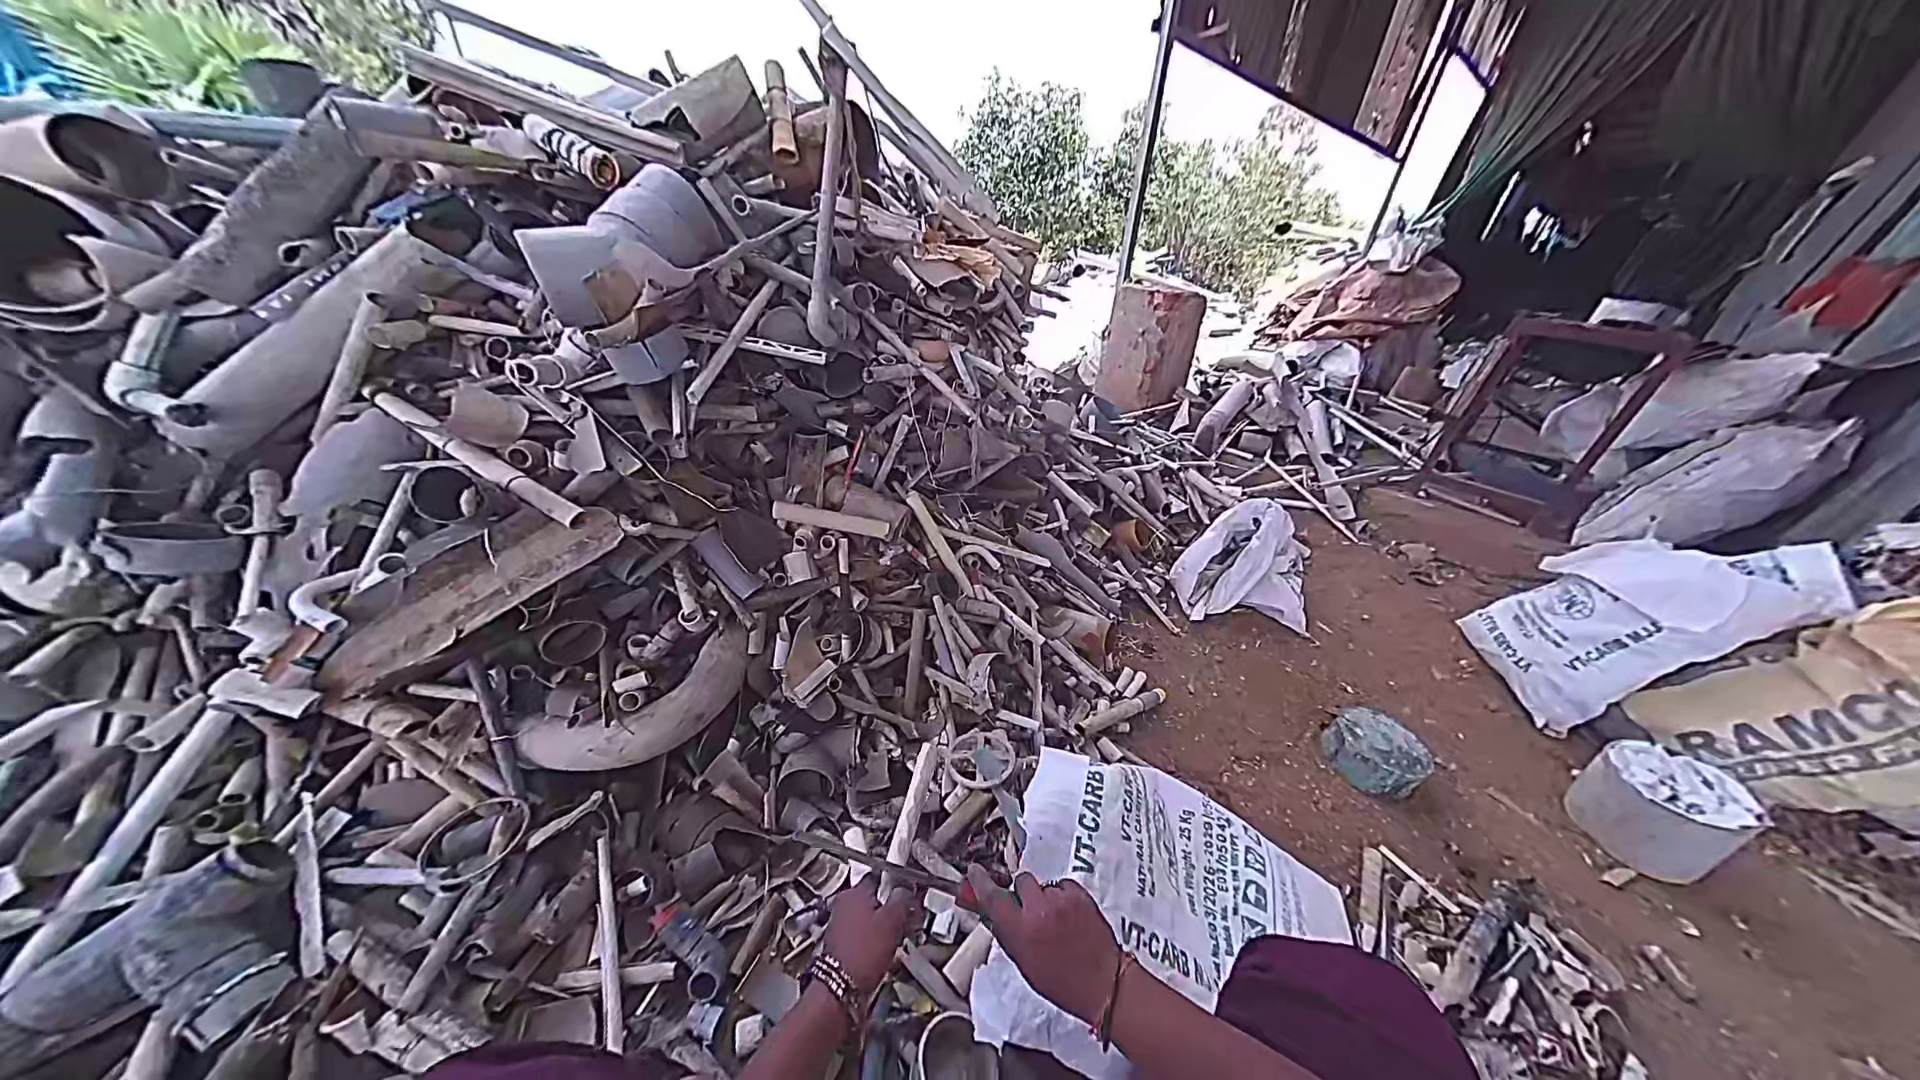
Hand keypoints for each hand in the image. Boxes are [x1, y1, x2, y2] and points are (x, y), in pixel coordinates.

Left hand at [821, 878, 921, 994]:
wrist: (841, 990)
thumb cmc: (862, 953)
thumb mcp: (892, 921)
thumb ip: (903, 902)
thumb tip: (909, 893)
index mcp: (853, 893)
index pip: (880, 878)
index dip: (899, 886)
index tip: (911, 896)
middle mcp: (843, 907)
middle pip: (876, 901)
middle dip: (894, 911)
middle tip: (909, 920)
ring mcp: (841, 928)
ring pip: (871, 921)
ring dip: (887, 928)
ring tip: (900, 939)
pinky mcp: (843, 949)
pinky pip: (866, 939)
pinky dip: (877, 944)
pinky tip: (887, 954)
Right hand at [967, 865, 1120, 1022]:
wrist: (1104, 984)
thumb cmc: (1063, 982)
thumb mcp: (1024, 962)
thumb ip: (1007, 933)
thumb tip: (993, 913)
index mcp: (1020, 931)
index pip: (992, 897)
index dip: (980, 882)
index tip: (974, 871)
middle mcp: (1038, 911)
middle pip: (1021, 882)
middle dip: (1023, 894)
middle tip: (1032, 912)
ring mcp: (1060, 900)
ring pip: (1043, 885)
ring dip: (1044, 897)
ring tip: (1056, 920)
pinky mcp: (1079, 894)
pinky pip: (1062, 885)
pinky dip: (1063, 896)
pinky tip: (1070, 917)